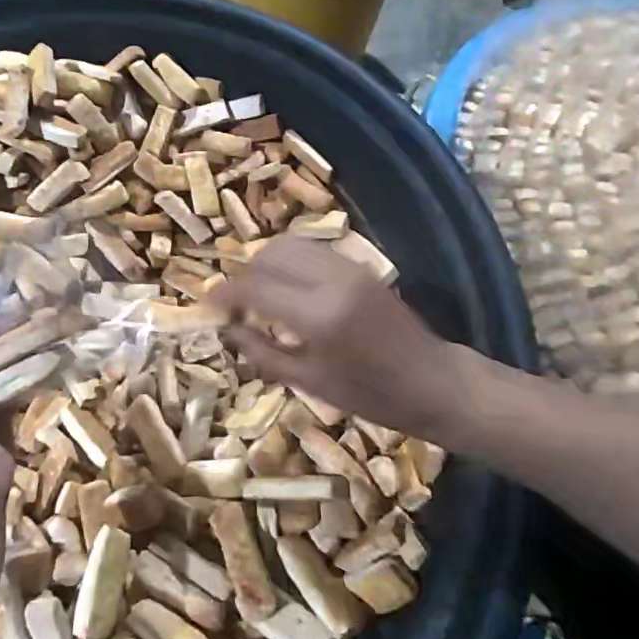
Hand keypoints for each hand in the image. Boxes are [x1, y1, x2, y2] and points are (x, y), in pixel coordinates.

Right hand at [212, 239, 455, 434]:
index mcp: (318, 315)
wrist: (432, 381)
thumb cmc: (371, 395)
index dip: (224, 293)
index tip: (207, 304)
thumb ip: (263, 353)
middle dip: (244, 273)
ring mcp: (350, 268)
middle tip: (234, 302)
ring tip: (259, 294)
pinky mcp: (361, 266)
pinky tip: (288, 289)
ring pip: (292, 244)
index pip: (255, 287)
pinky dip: (291, 262)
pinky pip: (314, 251)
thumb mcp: (311, 382)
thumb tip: (229, 330)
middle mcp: (333, 280)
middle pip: (270, 253)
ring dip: (267, 262)